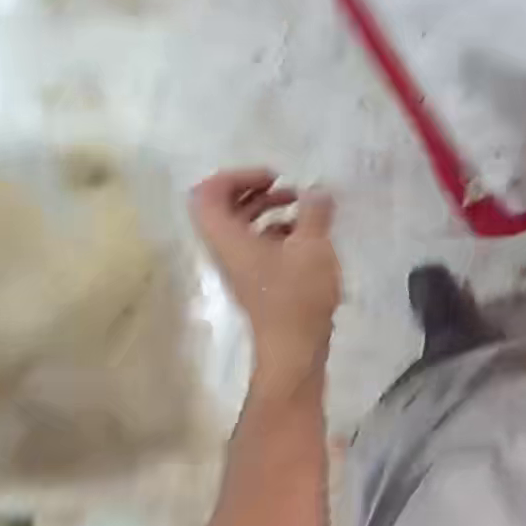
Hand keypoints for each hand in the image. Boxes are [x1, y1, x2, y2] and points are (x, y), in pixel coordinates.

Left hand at [190, 169, 341, 370]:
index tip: (271, 178)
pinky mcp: (259, 279)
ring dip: (268, 208)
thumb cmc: (297, 296)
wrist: (294, 348)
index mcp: (228, 239)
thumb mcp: (312, 247)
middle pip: (223, 207)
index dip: (235, 177)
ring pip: (243, 225)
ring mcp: (242, 267)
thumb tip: (318, 191)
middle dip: (253, 189)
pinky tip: (308, 233)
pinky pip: (258, 243)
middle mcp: (227, 250)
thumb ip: (315, 213)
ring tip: (302, 205)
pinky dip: (279, 230)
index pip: (207, 194)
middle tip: (285, 186)